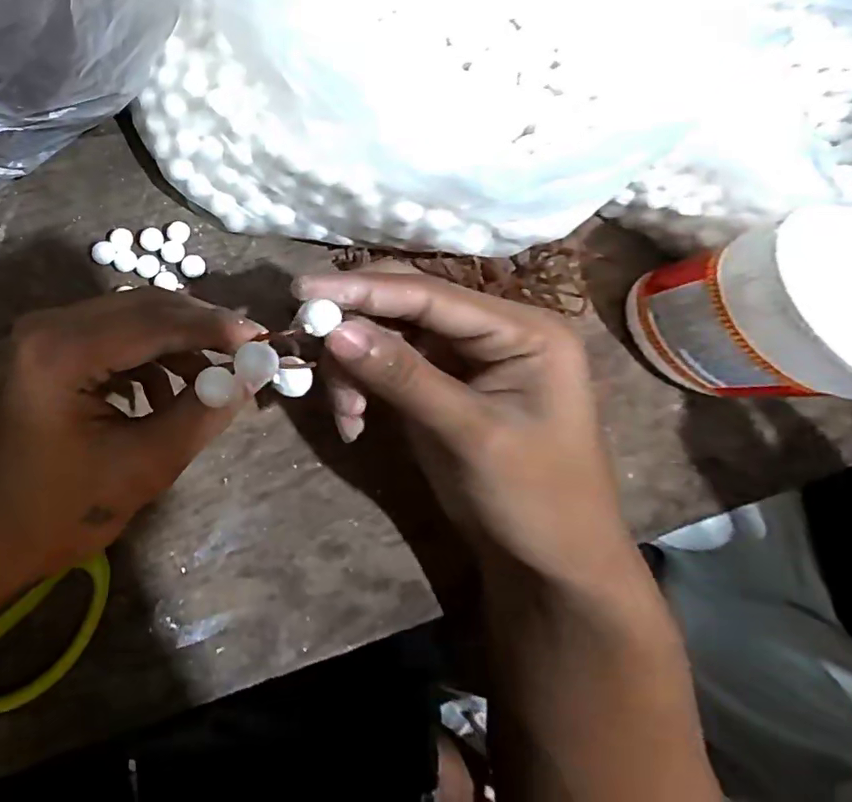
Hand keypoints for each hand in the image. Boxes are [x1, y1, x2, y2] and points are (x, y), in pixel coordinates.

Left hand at [0, 289, 263, 586]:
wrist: (4, 529)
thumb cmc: (66, 508)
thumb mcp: (145, 464)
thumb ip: (202, 412)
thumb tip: (252, 372)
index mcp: (60, 352)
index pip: (151, 321)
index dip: (212, 327)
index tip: (264, 339)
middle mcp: (48, 325)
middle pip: (142, 307)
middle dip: (200, 328)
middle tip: (252, 351)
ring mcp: (47, 332)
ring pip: (132, 318)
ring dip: (178, 343)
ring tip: (217, 380)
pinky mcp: (53, 345)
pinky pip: (115, 335)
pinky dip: (150, 356)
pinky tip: (171, 394)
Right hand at [295, 266, 639, 590]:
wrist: (549, 561)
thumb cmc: (533, 497)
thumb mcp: (468, 434)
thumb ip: (402, 376)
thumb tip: (334, 331)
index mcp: (520, 330)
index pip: (426, 294)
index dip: (361, 289)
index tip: (301, 290)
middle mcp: (487, 330)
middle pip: (398, 305)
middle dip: (350, 328)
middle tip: (306, 345)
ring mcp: (458, 355)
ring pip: (379, 334)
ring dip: (350, 368)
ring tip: (347, 413)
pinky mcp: (432, 379)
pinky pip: (377, 363)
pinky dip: (356, 386)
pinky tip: (353, 421)